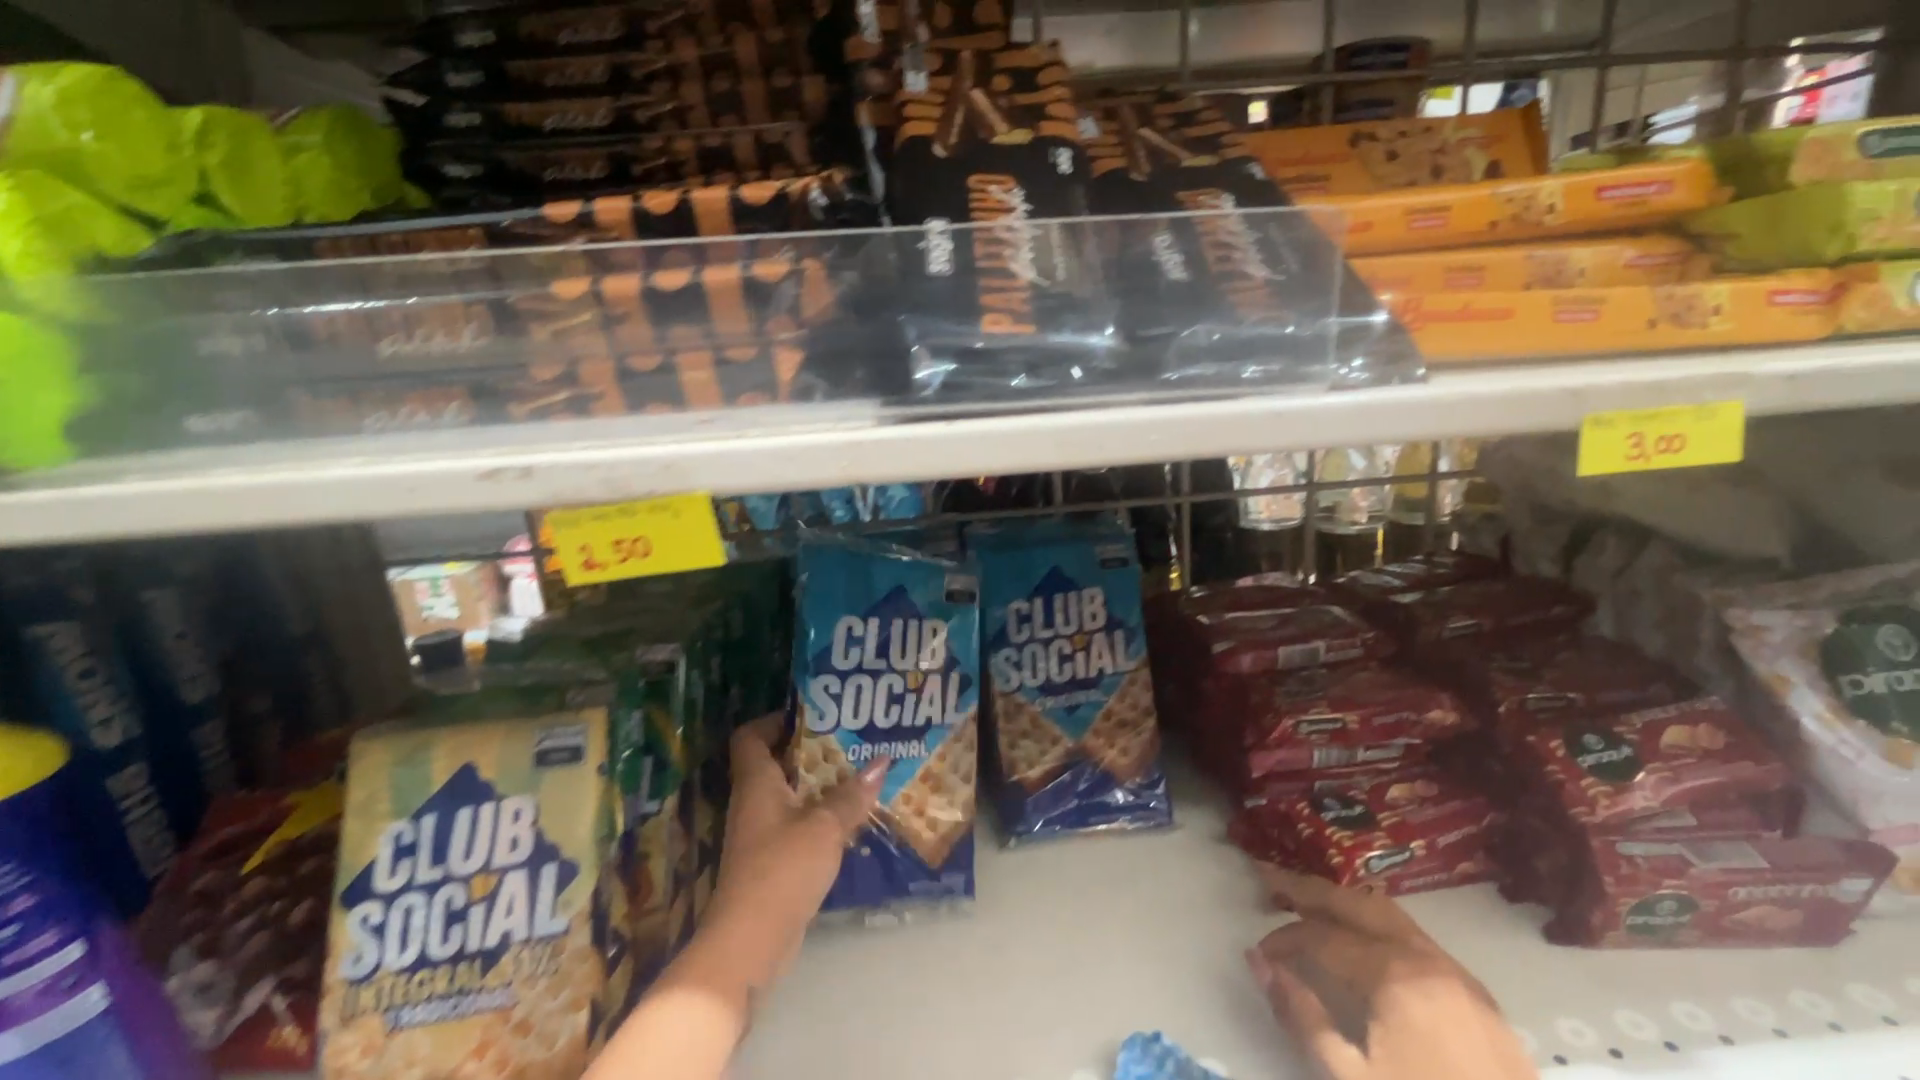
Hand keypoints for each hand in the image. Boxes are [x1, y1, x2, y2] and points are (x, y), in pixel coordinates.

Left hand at [686, 715, 886, 990]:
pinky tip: (850, 822)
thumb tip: (881, 761)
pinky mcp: (771, 863)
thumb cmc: (782, 869)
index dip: (774, 720)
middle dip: (811, 752)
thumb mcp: (824, 827)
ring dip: (820, 788)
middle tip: (851, 742)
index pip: (750, 737)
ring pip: (789, 798)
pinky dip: (819, 820)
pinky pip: (796, 827)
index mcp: (756, 784)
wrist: (751, 940)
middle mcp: (752, 804)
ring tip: (859, 776)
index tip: (812, 714)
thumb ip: (851, 796)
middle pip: (775, 764)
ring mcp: (760, 835)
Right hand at [1246, 865, 1537, 1079]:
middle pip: (1357, 904)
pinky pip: (1416, 938)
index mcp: (1394, 975)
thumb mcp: (1350, 1076)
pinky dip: (1377, 924)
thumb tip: (1258, 961)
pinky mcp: (1477, 994)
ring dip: (1345, 904)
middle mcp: (1427, 958)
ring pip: (1390, 914)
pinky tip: (1362, 940)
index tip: (1260, 953)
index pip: (1322, 936)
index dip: (1285, 938)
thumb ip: (1301, 1016)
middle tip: (1270, 880)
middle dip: (1310, 890)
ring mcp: (1458, 972)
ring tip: (1310, 902)